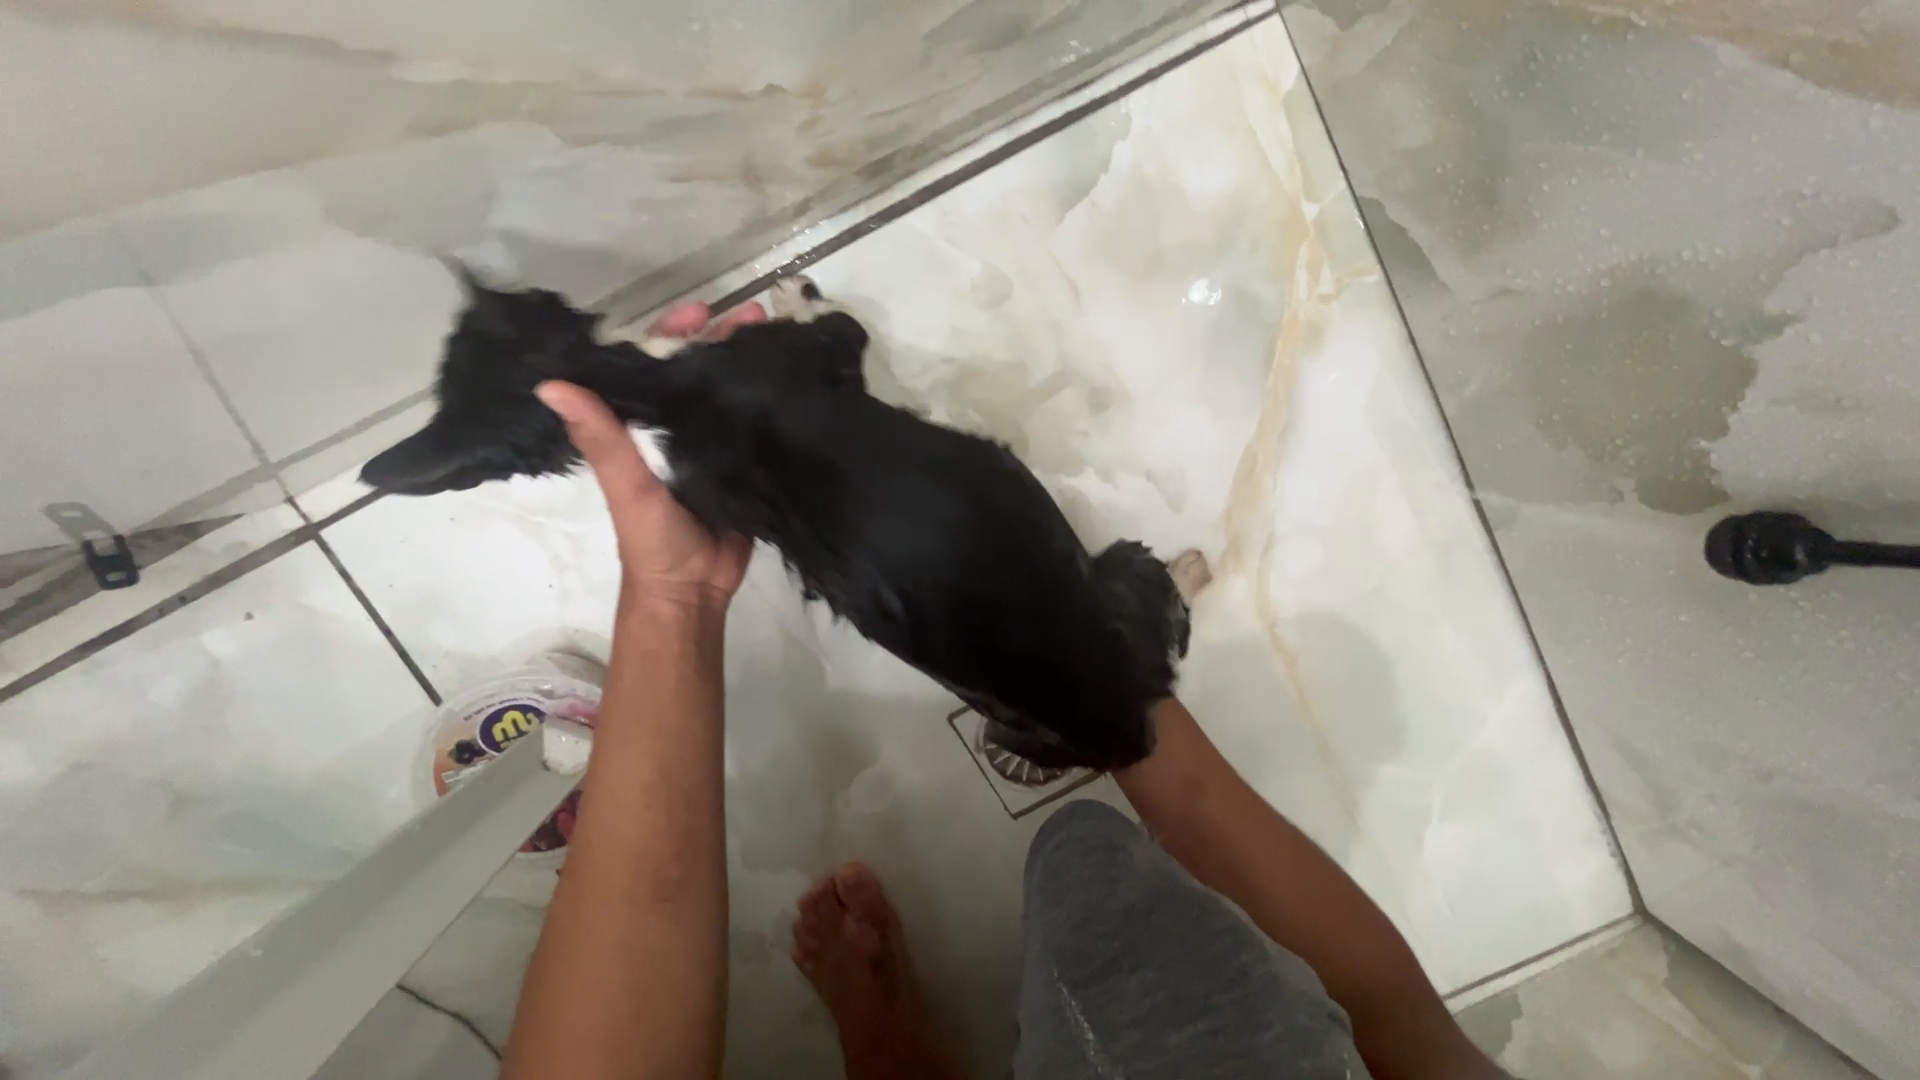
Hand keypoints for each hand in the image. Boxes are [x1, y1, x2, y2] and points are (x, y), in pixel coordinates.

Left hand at [536, 300, 766, 614]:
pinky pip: (756, 428)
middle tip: (758, 317)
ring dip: (751, 367)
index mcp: (643, 426)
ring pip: (729, 395)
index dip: (674, 334)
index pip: (655, 366)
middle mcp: (677, 428)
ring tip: (781, 338)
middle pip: (699, 373)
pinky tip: (793, 384)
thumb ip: (601, 438)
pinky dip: (771, 404)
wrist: (694, 589)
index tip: (702, 311)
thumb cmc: (652, 540)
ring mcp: (713, 447)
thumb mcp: (626, 486)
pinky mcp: (744, 467)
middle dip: (724, 341)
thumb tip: (549, 383)